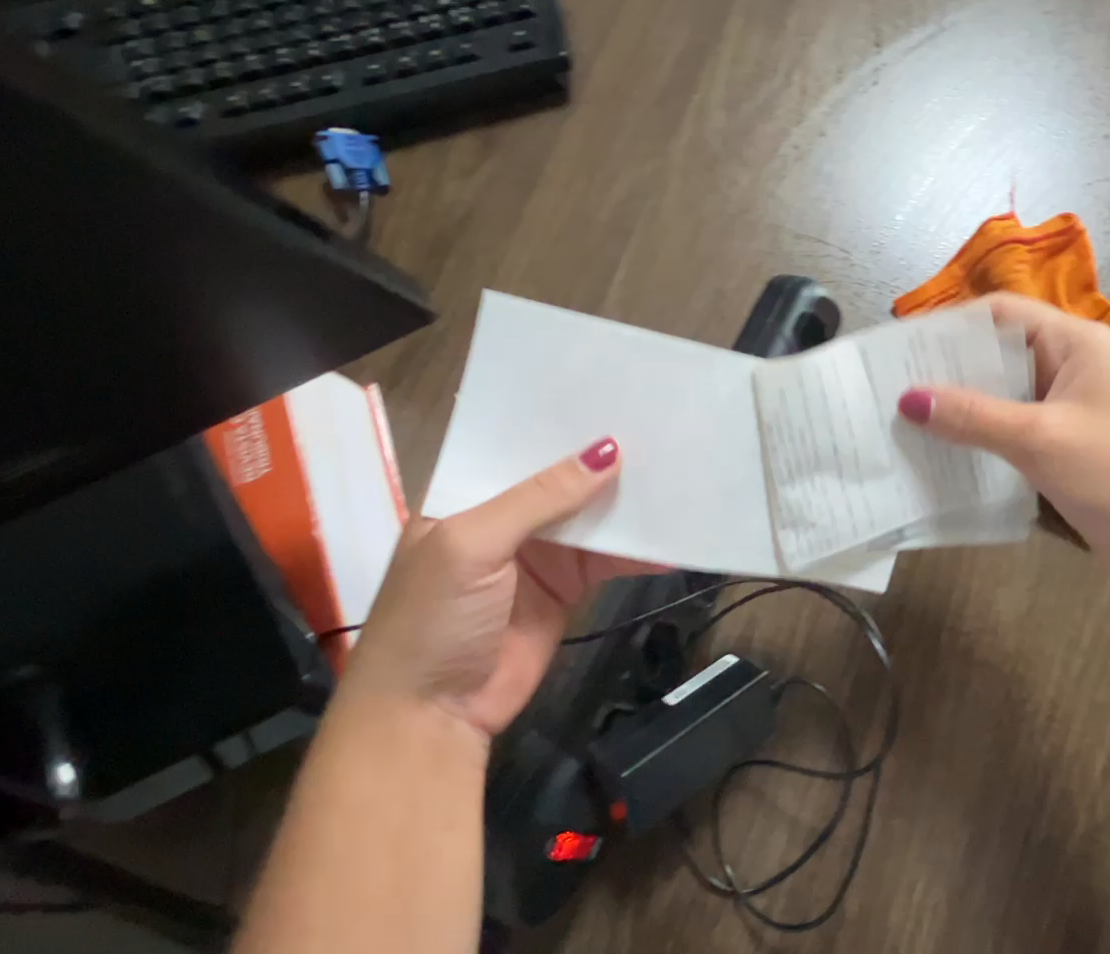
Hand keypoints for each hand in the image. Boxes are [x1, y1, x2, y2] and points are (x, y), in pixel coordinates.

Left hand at [340, 438, 660, 738]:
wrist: (430, 716)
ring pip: (593, 517)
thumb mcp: (473, 543)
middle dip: (606, 458)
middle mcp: (505, 517)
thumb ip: (540, 497)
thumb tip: (608, 450)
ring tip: (679, 470)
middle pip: (563, 479)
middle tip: (662, 424)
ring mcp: (539, 554)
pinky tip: (673, 537)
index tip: (614, 392)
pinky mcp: (567, 589)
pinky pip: (610, 560)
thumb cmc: (432, 617)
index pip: (518, 444)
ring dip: (629, 502)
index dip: (561, 422)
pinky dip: (641, 551)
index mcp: (466, 493)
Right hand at [897, 294, 1109, 571]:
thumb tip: (907, 398)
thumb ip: (972, 416)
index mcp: (1076, 343)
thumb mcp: (1040, 439)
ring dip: (965, 409)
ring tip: (910, 424)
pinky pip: (1019, 429)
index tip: (901, 351)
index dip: (950, 327)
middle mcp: (1075, 366)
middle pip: (1001, 354)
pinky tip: (950, 455)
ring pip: (1008, 396)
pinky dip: (986, 437)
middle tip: (894, 391)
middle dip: (950, 371)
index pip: (1002, 314)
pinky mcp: (1073, 446)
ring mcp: (1075, 408)